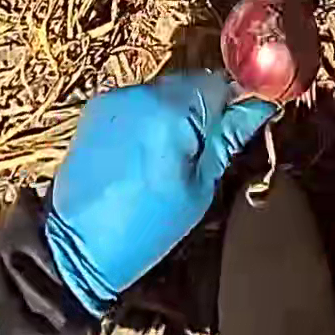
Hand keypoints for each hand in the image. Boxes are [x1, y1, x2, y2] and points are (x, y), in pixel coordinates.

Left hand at [43, 72, 274, 315]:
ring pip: (170, 89)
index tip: (241, 125)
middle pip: (195, 81)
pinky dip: (154, 115)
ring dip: (181, 110)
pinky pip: (143, 99)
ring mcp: (118, 96)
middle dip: (208, 106)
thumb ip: (230, 135)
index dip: (237, 101)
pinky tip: (148, 148)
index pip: (223, 81)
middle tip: (207, 146)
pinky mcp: (99, 106)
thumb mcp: (199, 187)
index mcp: (172, 109)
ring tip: (175, 152)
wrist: (68, 253)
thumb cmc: (145, 226)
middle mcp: (144, 91)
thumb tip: (266, 101)